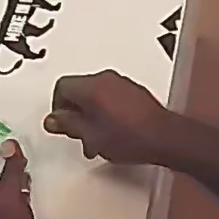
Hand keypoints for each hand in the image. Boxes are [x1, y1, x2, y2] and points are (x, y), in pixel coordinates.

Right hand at [43, 70, 183, 164]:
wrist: (164, 138)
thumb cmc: (132, 136)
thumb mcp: (89, 135)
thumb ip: (67, 124)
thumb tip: (54, 120)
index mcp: (91, 86)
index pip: (62, 87)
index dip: (58, 107)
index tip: (61, 122)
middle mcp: (106, 79)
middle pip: (78, 89)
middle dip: (74, 112)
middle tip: (76, 131)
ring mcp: (122, 84)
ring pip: (94, 94)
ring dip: (90, 114)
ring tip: (95, 137)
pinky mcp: (135, 92)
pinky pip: (111, 97)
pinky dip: (105, 112)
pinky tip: (111, 132)